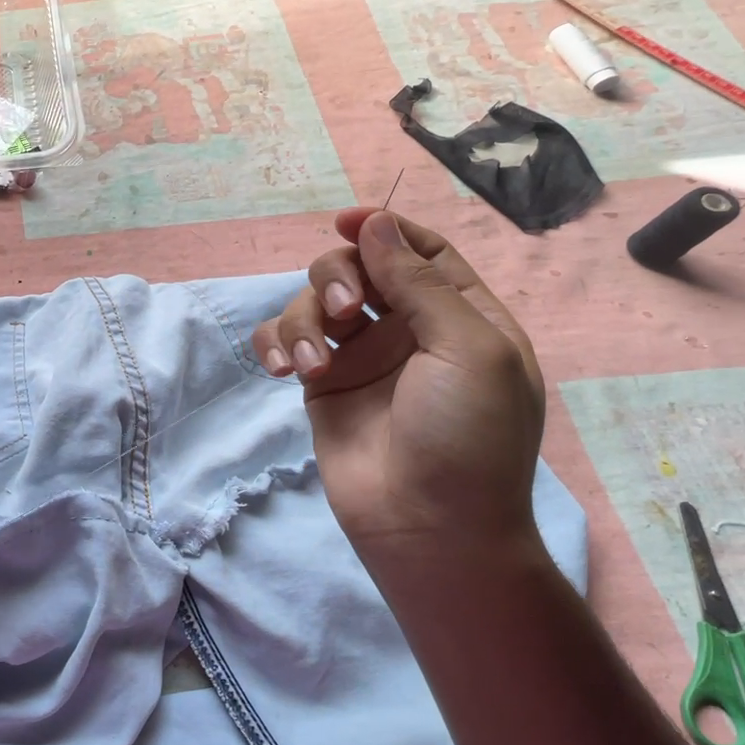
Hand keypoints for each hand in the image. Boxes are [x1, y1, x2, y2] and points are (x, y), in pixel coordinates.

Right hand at [252, 209, 545, 561]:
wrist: (427, 523)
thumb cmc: (468, 436)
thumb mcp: (468, 348)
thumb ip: (419, 283)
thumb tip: (375, 224)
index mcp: (459, 316)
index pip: (421, 252)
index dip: (385, 230)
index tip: (347, 222)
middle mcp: (405, 330)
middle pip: (356, 269)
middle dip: (339, 280)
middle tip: (346, 313)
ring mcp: (358, 357)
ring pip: (312, 304)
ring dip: (304, 323)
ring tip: (312, 368)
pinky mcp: (318, 385)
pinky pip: (283, 342)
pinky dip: (275, 344)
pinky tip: (282, 369)